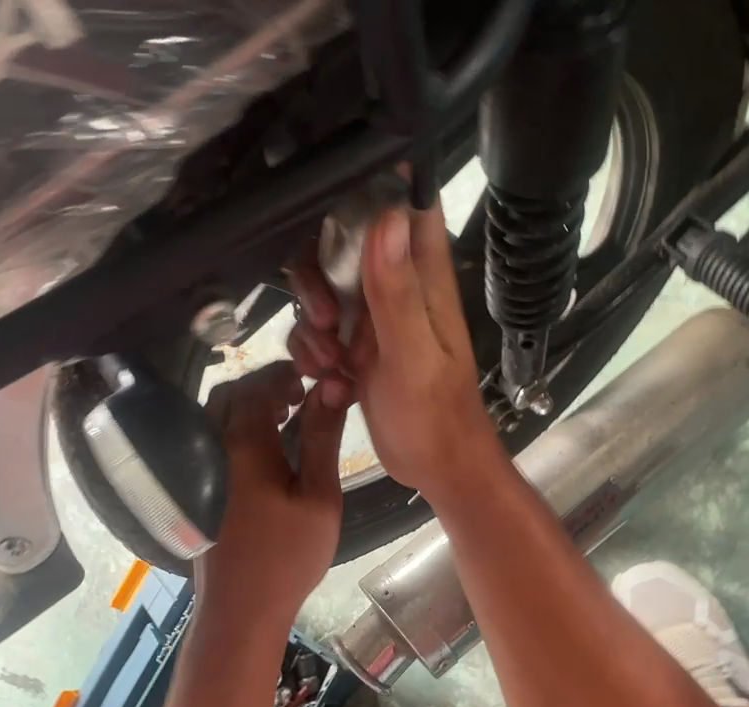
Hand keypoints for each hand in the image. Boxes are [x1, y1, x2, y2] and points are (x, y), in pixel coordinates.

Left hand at [195, 361, 347, 630]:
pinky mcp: (194, 490)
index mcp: (241, 444)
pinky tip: (263, 452)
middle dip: (264, 386)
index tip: (313, 378)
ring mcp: (197, 470)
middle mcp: (210, 447)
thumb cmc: (287, 557)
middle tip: (298, 398)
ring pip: (215, 416)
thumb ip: (322, 437)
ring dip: (248, 407)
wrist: (240, 610)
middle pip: (229, 394)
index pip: (258, 385)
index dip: (285, 374)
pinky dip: (236, 430)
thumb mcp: (319, 497)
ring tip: (284, 421)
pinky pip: (211, 440)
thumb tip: (331, 386)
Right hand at [285, 201, 501, 498]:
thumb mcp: (414, 355)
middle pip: (342, 247)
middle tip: (323, 320)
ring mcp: (374, 321)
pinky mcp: (357, 350)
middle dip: (317, 278)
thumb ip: (397, 292)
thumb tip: (388, 218)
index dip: (368, 196)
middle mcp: (397, 290)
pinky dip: (312, 353)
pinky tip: (327, 381)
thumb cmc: (436, 418)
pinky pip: (318, 334)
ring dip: (311, 325)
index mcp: (423, 280)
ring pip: (322, 292)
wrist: (437, 469)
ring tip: (328, 363)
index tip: (333, 224)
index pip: (403, 207)